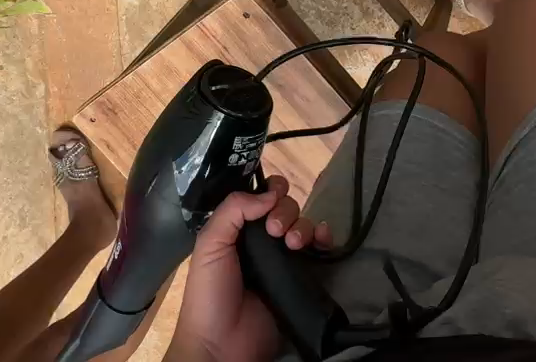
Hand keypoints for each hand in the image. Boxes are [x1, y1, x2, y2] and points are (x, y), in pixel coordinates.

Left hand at [168, 176, 332, 361]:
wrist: (223, 346)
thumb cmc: (210, 293)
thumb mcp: (210, 245)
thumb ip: (233, 210)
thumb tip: (271, 194)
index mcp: (240, 229)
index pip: (263, 197)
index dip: (272, 190)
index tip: (273, 197)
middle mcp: (263, 240)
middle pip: (286, 207)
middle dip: (285, 211)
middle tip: (275, 231)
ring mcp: (283, 259)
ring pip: (303, 224)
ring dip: (303, 225)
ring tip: (293, 244)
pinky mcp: (301, 278)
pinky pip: (320, 249)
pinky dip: (324, 237)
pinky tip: (321, 240)